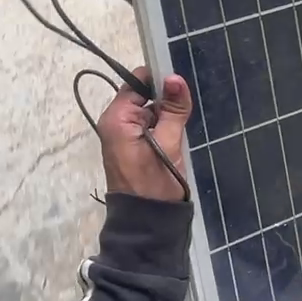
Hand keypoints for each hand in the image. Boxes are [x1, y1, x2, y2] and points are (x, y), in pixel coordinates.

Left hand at [98, 67, 191, 201]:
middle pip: (143, 95)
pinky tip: (177, 132)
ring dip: (166, 114)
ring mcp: (122, 135)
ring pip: (148, 111)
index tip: (181, 86)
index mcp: (117, 118)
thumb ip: (172, 109)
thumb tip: (175, 77)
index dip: (159, 80)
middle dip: (165, 98)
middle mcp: (115, 122)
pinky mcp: (132, 147)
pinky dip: (162, 126)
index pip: (137, 82)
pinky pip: (148, 126)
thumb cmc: (156, 183)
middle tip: (186, 106)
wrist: (147, 223)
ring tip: (184, 120)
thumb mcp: (169, 143)